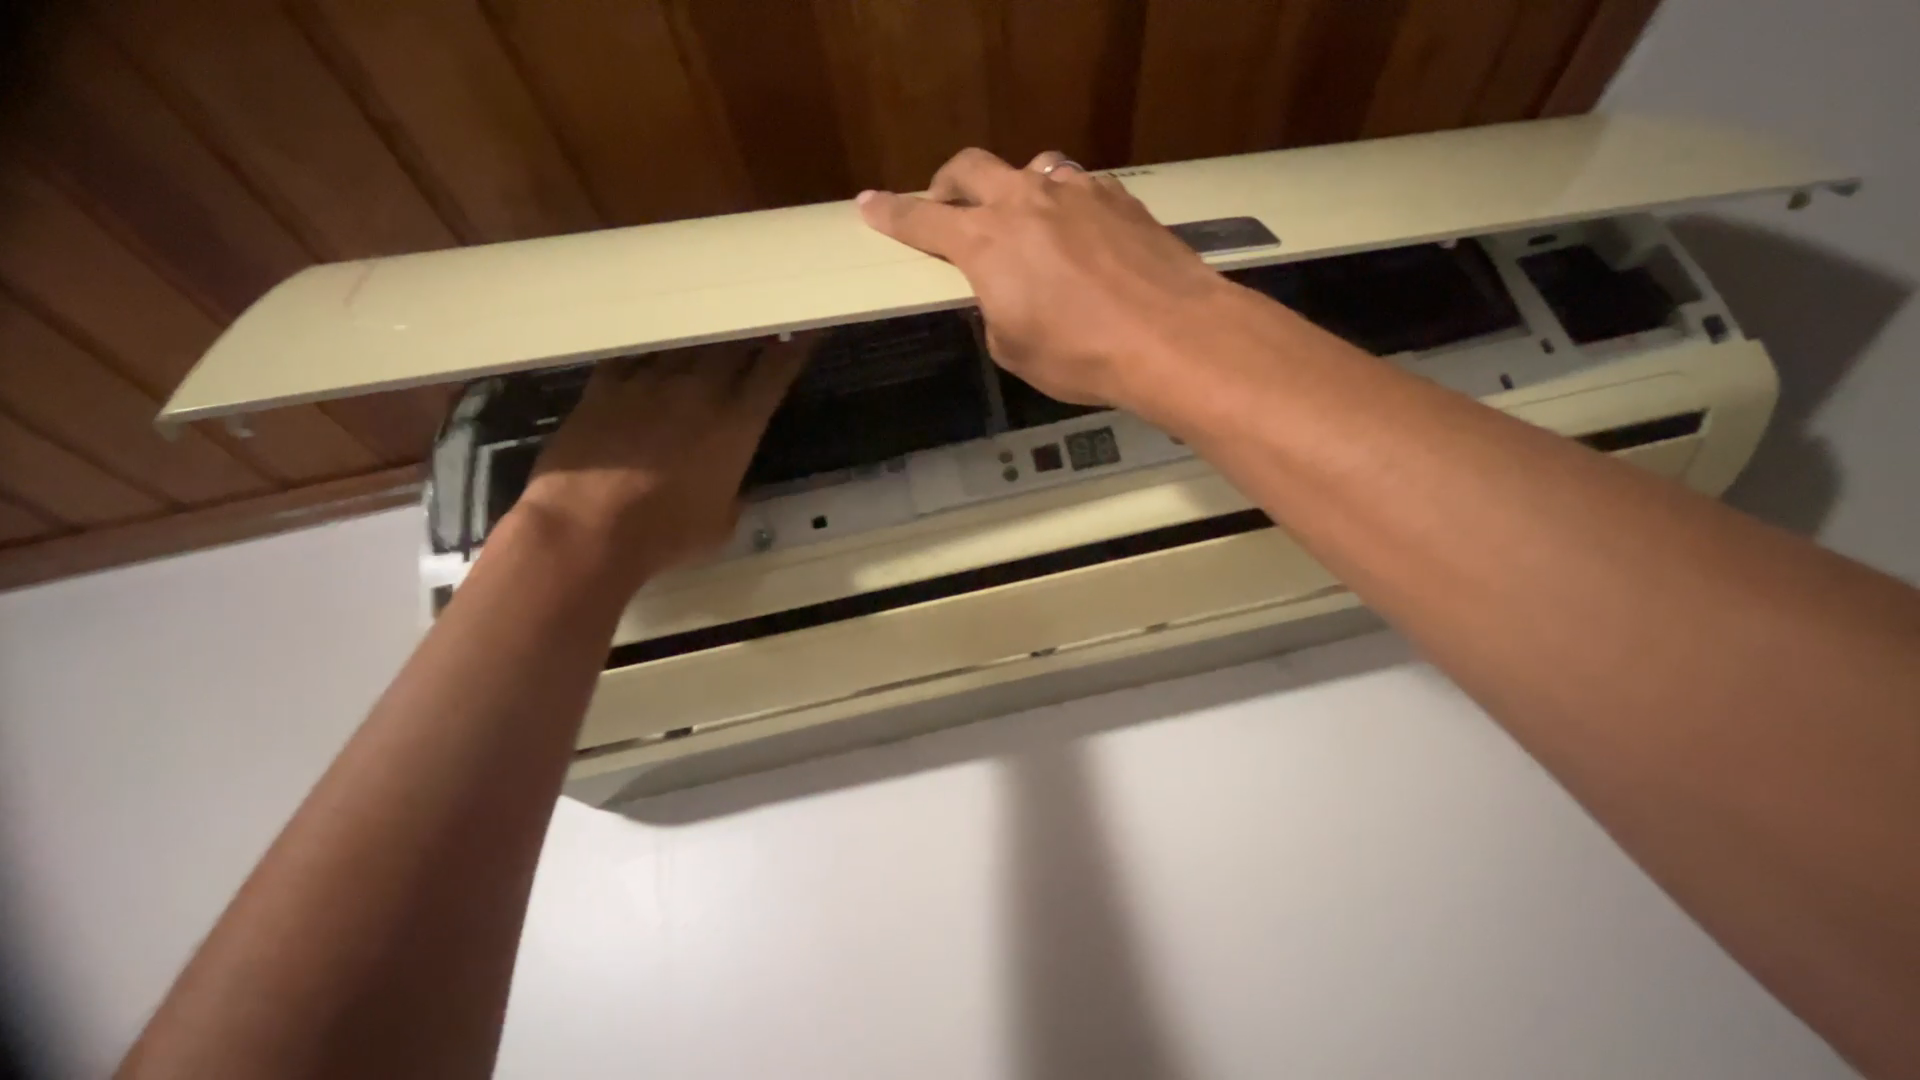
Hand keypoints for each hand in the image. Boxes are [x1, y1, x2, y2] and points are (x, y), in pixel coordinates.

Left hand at [514, 335, 809, 579]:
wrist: (588, 527)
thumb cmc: (666, 534)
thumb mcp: (721, 523)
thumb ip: (733, 492)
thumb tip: (730, 484)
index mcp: (737, 424)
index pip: (776, 370)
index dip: (796, 347)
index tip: (808, 330)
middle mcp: (699, 390)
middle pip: (734, 344)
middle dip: (752, 333)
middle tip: (759, 325)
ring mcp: (650, 382)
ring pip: (685, 341)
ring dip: (703, 337)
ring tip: (709, 333)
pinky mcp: (605, 385)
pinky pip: (634, 353)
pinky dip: (650, 350)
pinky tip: (652, 349)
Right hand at [856, 149, 1235, 418]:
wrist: (1172, 336)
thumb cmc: (1082, 355)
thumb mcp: (1014, 349)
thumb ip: (995, 309)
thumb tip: (1003, 293)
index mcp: (986, 242)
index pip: (923, 219)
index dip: (892, 213)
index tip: (870, 205)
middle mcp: (1025, 201)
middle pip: (971, 168)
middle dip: (949, 184)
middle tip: (948, 204)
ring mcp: (1076, 191)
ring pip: (1030, 169)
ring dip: (1014, 188)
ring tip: (1022, 218)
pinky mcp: (1119, 197)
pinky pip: (1078, 186)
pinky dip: (1064, 204)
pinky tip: (1079, 233)